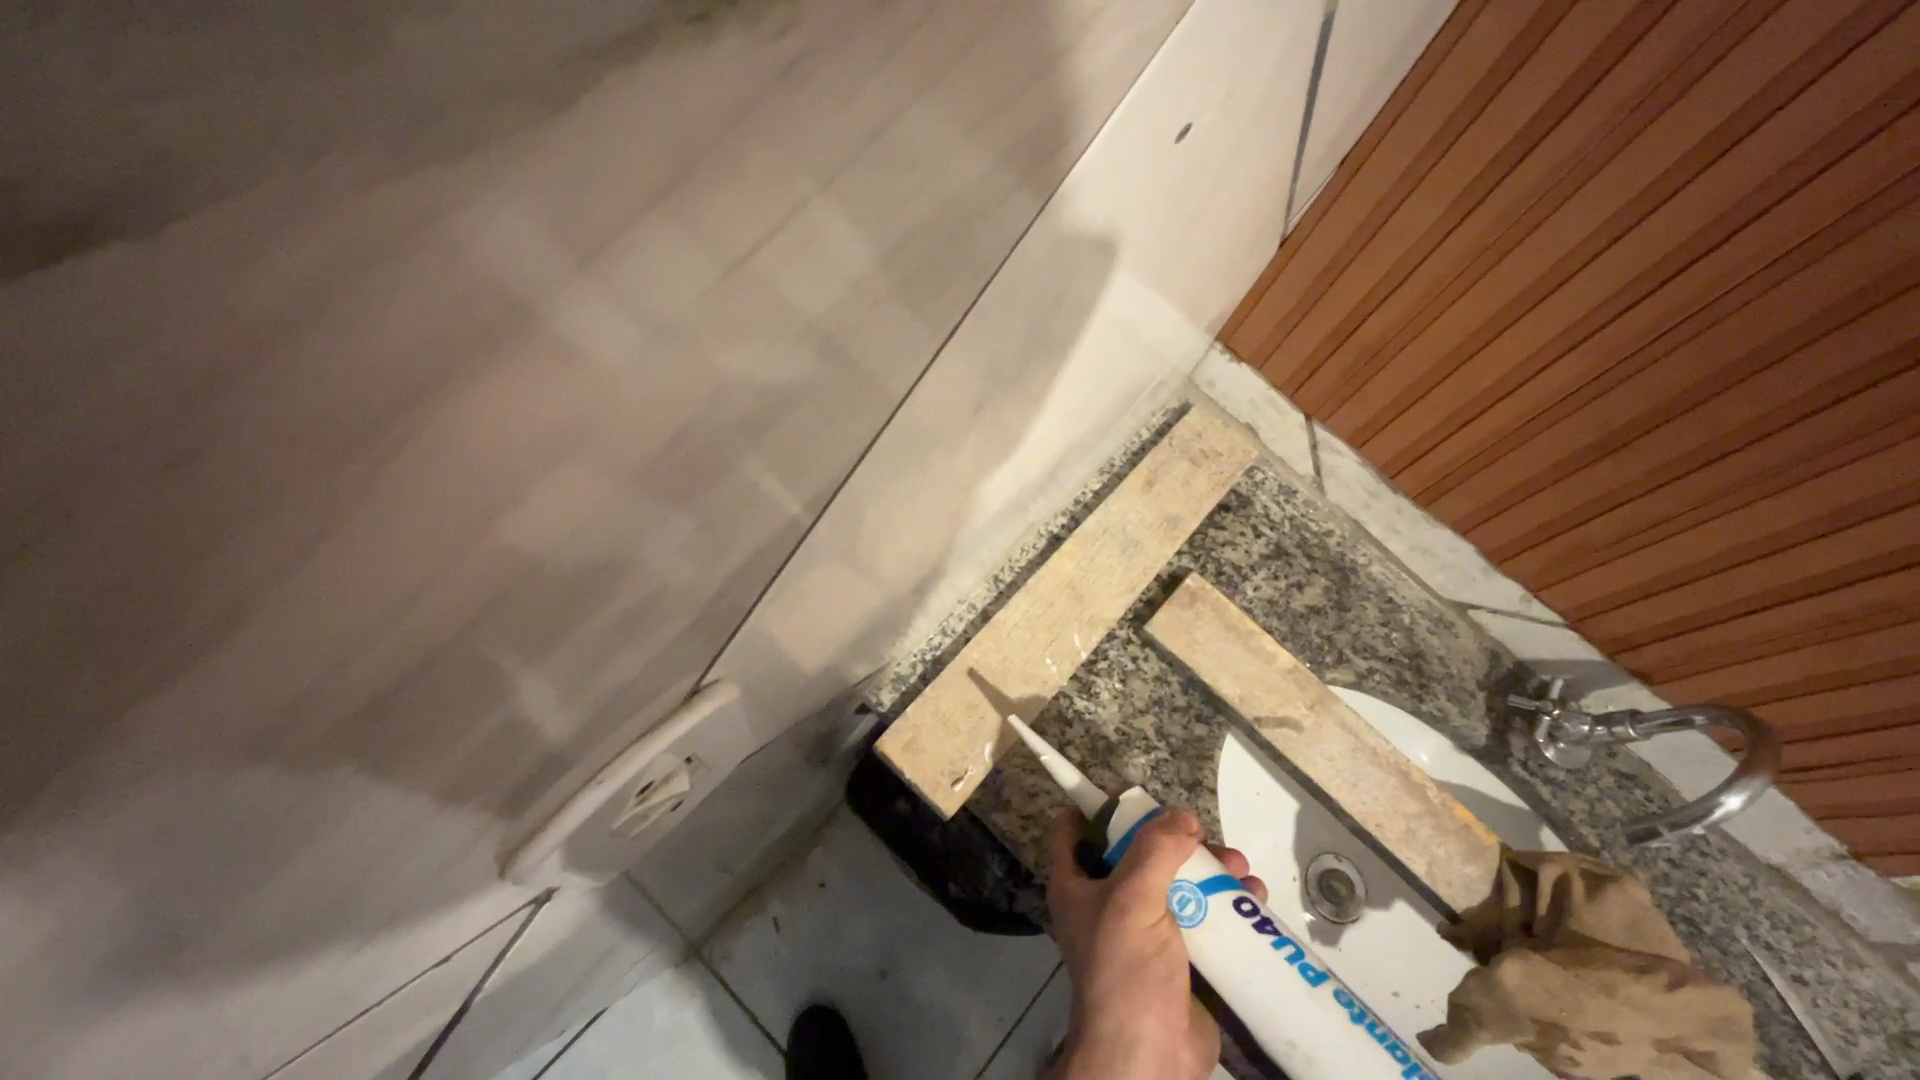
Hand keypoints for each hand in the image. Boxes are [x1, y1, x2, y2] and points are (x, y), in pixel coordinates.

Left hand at [1046, 807, 1267, 1079]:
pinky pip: (1204, 917)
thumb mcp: (1132, 899)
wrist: (1149, 1054)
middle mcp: (1108, 901)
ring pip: (1179, 882)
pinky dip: (1227, 905)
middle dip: (1177, 840)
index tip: (1135, 791)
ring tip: (1241, 871)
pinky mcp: (1182, 954)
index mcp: (1078, 885)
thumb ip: (1155, 851)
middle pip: (1141, 852)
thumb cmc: (1125, 970)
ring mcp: (1147, 929)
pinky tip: (1252, 899)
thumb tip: (1182, 816)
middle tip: (1208, 838)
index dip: (1098, 805)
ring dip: (1212, 871)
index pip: (1075, 830)